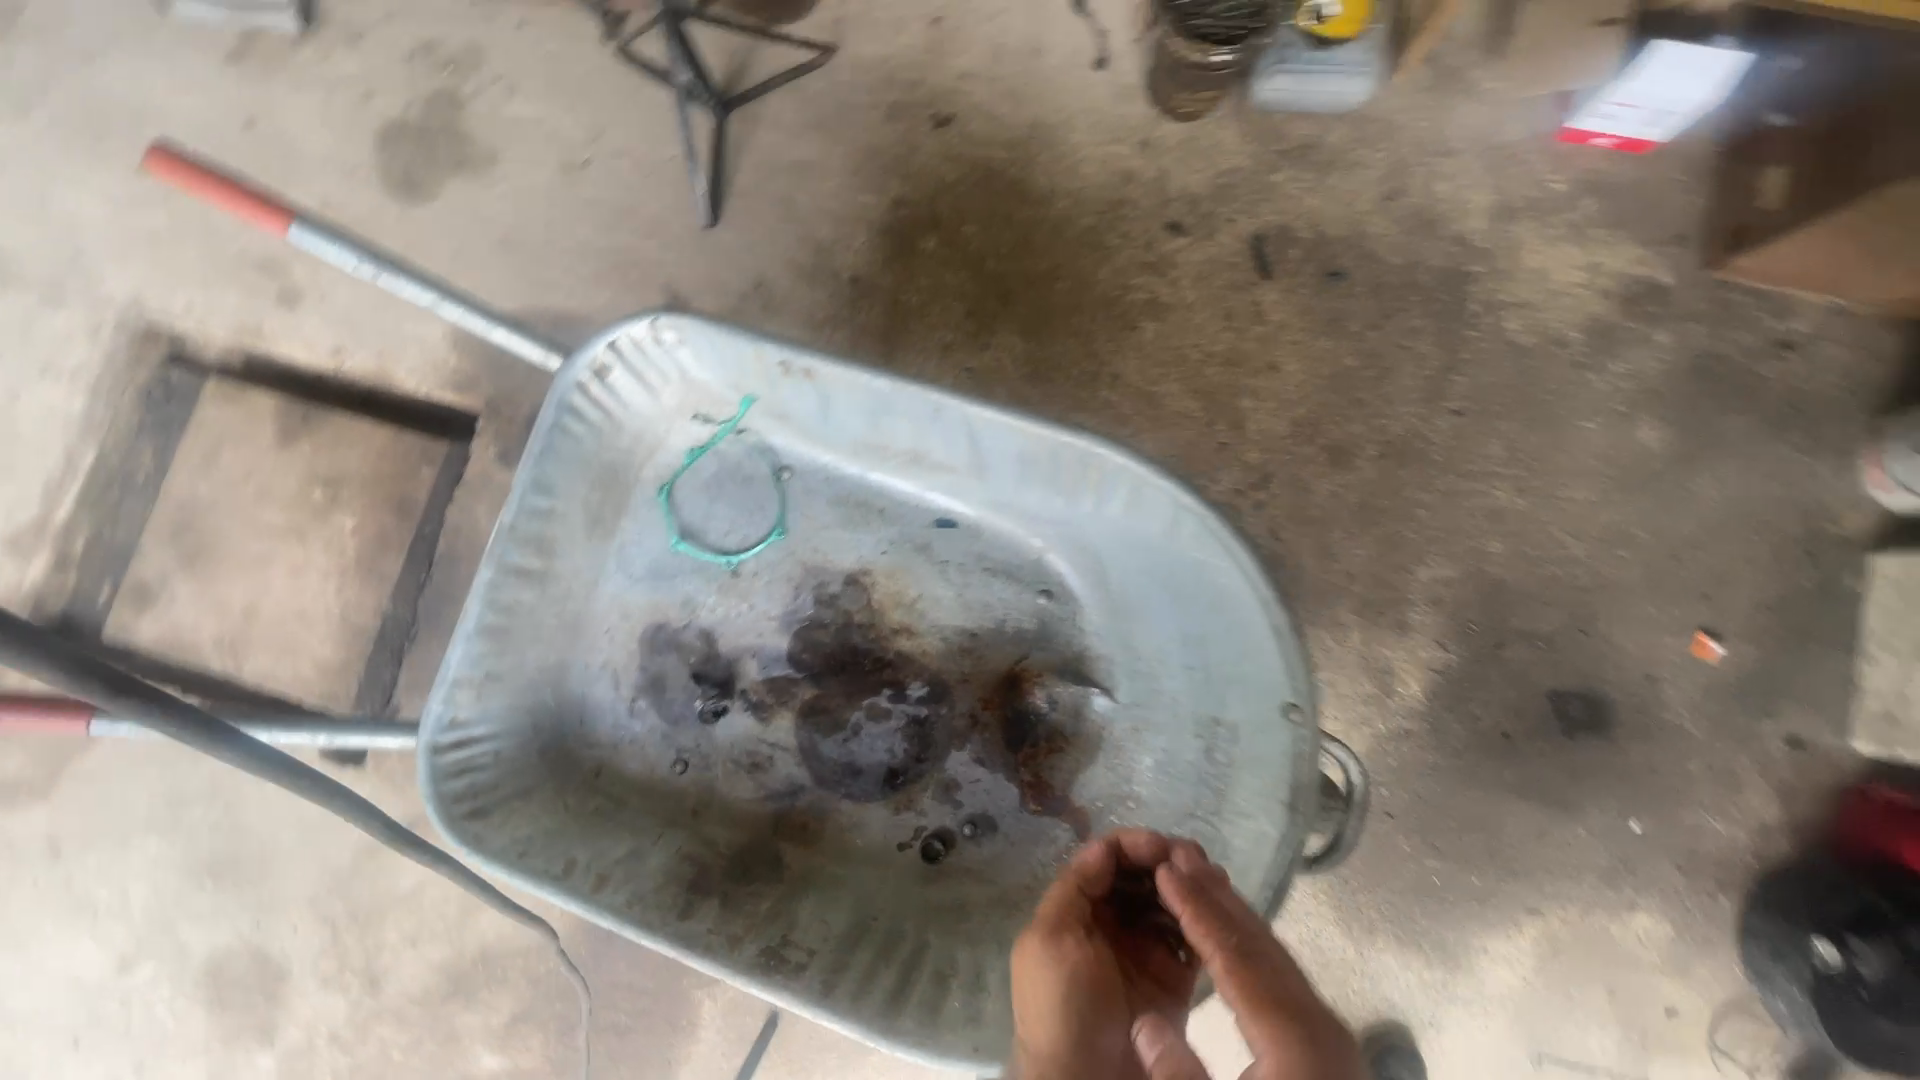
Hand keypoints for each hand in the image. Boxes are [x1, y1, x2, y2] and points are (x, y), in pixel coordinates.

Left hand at [1010, 829, 1200, 1079]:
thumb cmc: (1060, 1008)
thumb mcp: (1050, 940)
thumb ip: (1074, 888)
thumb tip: (1104, 846)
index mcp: (1079, 909)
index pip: (1107, 860)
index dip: (1133, 845)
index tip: (1163, 848)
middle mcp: (1112, 922)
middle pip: (1142, 874)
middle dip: (1166, 859)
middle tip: (1195, 861)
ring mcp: (1144, 950)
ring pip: (1168, 901)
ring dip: (1187, 884)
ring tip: (1212, 880)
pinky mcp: (1174, 979)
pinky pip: (1191, 939)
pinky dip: (1203, 920)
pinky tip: (1218, 910)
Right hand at [1132, 844, 1365, 1079]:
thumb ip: (1179, 1074)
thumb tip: (1145, 1020)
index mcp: (1294, 1042)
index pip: (1235, 957)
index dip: (1197, 908)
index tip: (1166, 869)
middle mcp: (1318, 1026)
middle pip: (1260, 946)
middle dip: (1216, 898)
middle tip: (1180, 855)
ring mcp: (1328, 1036)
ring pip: (1276, 958)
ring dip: (1234, 917)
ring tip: (1198, 881)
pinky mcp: (1328, 1049)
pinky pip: (1283, 978)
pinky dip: (1251, 947)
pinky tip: (1230, 941)